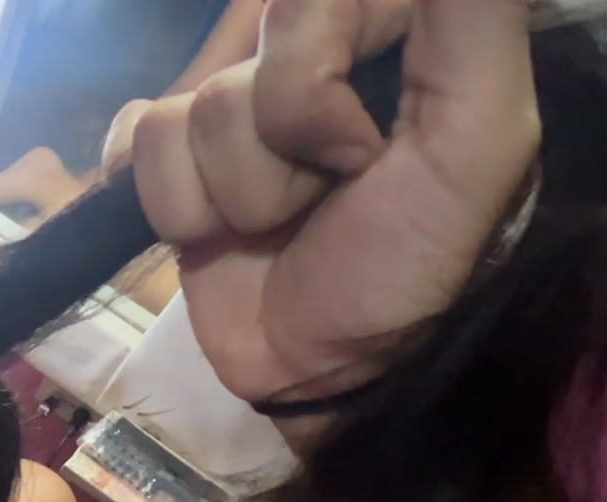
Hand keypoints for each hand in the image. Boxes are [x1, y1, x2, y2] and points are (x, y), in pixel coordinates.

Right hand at [123, 0, 539, 406]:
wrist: (323, 362)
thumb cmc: (406, 262)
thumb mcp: (477, 141)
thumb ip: (473, 18)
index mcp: (376, 37)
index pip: (298, 6)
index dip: (305, 92)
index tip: (354, 157)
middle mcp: (294, 66)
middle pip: (226, 86)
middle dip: (265, 172)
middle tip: (313, 205)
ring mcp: (223, 123)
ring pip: (172, 126)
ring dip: (221, 204)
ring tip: (265, 231)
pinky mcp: (171, 171)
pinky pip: (129, 144)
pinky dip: (159, 200)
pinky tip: (194, 224)